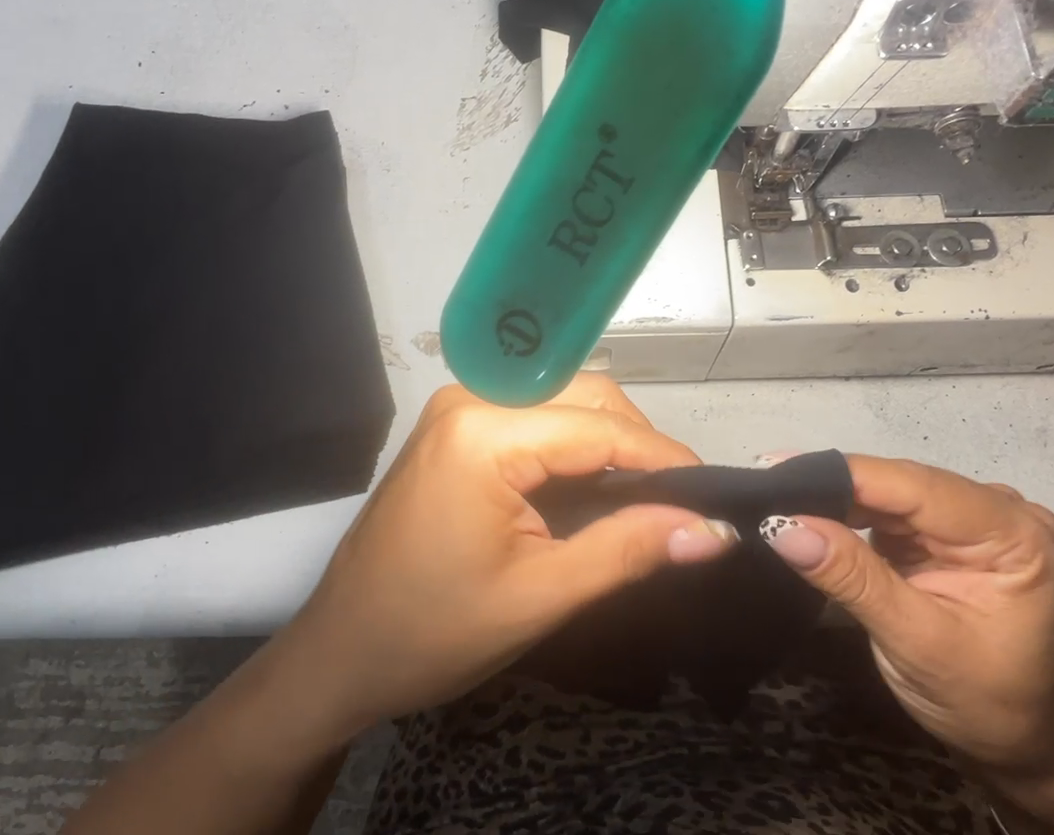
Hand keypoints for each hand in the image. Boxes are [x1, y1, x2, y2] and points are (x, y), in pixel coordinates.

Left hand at [262, 374, 736, 737]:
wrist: (340, 656)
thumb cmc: (432, 633)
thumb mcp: (540, 595)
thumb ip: (628, 550)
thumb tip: (712, 531)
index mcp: (483, 431)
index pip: (598, 426)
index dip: (663, 457)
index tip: (713, 494)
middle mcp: (468, 400)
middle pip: (580, 397)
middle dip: (635, 444)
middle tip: (679, 503)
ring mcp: (455, 413)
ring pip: (559, 404)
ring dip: (606, 443)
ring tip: (647, 499)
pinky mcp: (452, 432)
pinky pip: (530, 422)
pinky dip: (571, 449)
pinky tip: (595, 489)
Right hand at [759, 458, 1053, 776]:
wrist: (1012, 742)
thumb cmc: (979, 700)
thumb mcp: (912, 640)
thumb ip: (850, 576)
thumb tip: (782, 527)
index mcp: (1013, 534)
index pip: (916, 487)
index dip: (844, 474)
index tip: (773, 469)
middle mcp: (997, 511)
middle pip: (900, 484)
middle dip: (832, 486)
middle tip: (762, 486)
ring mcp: (970, 519)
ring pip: (887, 493)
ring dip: (833, 499)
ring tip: (776, 499)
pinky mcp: (943, 532)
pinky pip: (886, 511)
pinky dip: (846, 515)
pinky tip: (809, 515)